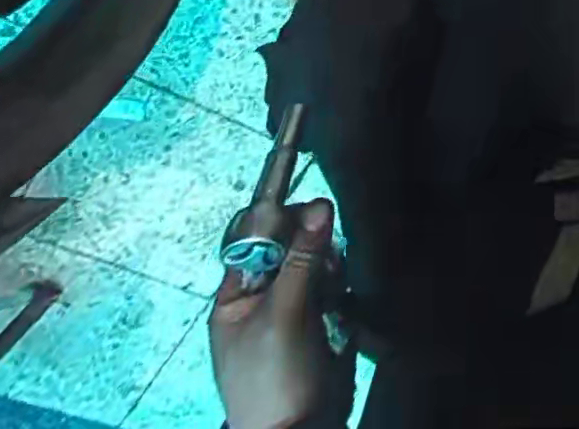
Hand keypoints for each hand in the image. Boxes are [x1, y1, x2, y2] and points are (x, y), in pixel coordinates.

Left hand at [210, 199, 337, 428]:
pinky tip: (342, 294)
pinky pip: (326, 284)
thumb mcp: (285, 314)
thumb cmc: (277, 376)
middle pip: (286, 245)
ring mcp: (289, 309)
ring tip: (336, 281)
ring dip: (326, 262)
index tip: (311, 209)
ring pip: (310, 261)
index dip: (280, 219)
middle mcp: (260, 296)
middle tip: (327, 253)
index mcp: (236, 295)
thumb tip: (320, 202)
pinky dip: (336, 282)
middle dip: (309, 243)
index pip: (254, 238)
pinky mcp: (316, 320)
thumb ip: (302, 257)